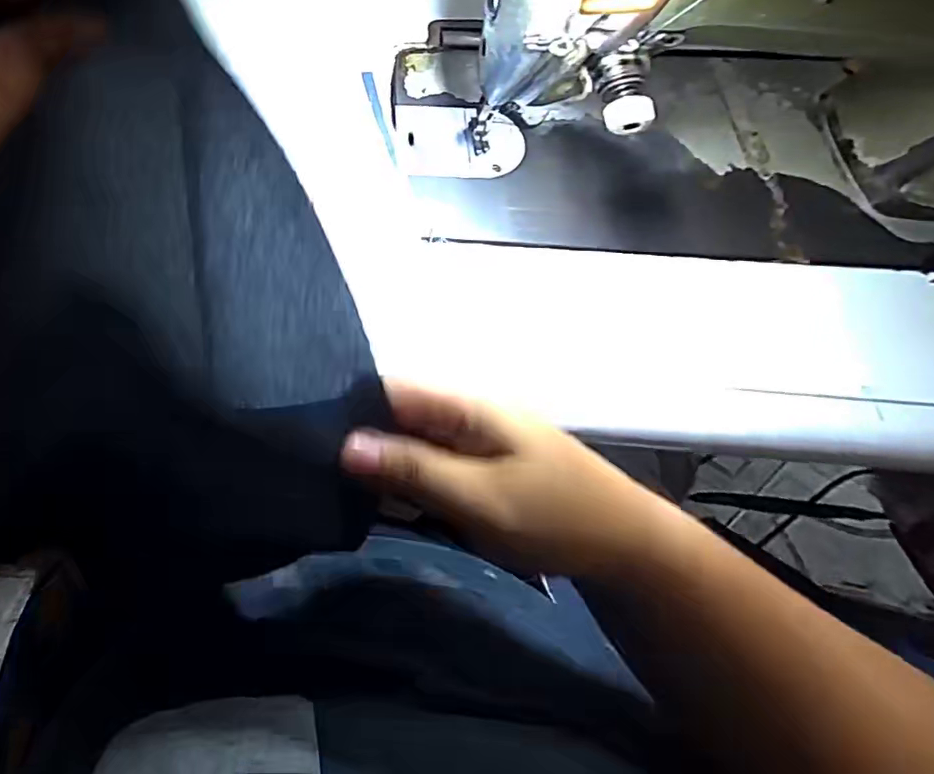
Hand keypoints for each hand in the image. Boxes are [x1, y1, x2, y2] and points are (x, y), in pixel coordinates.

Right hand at [342, 381, 671, 576]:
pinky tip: (380, 502)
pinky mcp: (476, 468)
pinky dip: (405, 482)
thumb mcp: (479, 496)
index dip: (349, 406)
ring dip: (381, 465)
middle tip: (314, 473)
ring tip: (334, 489)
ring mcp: (471, 441)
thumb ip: (413, 469)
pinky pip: (428, 466)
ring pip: (409, 443)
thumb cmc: (554, 515)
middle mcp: (463, 413)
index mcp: (465, 404)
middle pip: (396, 415)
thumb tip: (345, 443)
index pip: (391, 388)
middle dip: (360, 440)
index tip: (308, 438)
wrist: (625, 545)